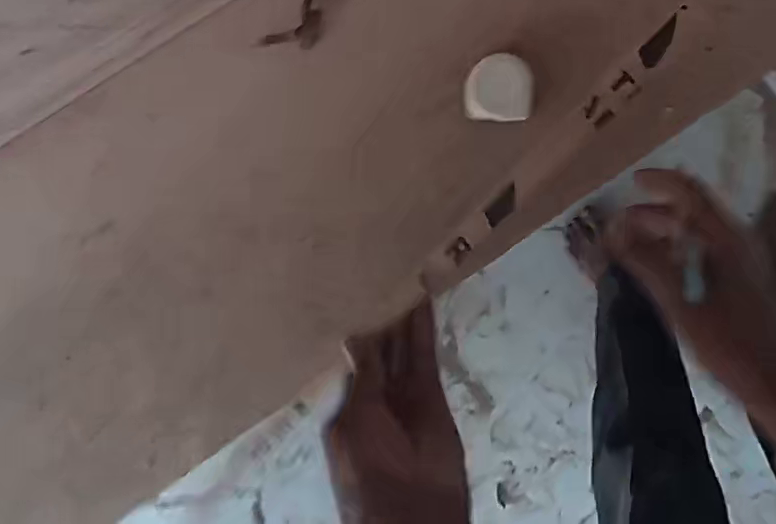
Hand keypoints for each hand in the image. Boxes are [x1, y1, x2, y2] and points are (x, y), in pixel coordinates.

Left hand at [324, 300, 469, 523]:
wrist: (414, 514)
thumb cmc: (369, 472)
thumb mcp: (357, 424)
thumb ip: (363, 379)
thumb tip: (354, 337)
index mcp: (345, 408)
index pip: (350, 360)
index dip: (355, 329)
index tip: (353, 294)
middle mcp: (373, 397)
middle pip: (379, 349)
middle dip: (380, 318)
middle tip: (381, 275)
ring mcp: (402, 394)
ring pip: (401, 347)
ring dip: (403, 317)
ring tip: (404, 278)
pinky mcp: (429, 392)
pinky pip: (423, 354)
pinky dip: (424, 328)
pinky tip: (423, 300)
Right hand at [607, 169, 775, 444]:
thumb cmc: (732, 345)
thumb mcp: (682, 305)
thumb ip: (646, 262)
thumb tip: (614, 231)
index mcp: (726, 238)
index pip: (689, 192)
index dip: (659, 181)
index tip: (633, 182)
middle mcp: (738, 238)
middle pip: (693, 209)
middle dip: (655, 212)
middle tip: (624, 224)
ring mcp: (746, 257)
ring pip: (701, 229)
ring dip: (668, 230)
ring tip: (637, 246)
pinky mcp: (747, 276)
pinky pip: (710, 247)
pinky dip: (683, 248)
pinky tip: (664, 268)